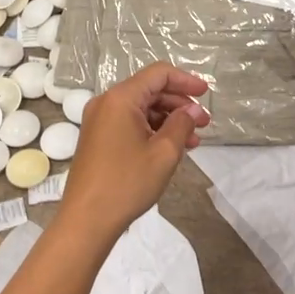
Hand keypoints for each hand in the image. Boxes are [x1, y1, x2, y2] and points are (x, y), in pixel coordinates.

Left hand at [59, 63, 211, 234]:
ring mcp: (99, 121)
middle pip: (149, 90)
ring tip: (192, 140)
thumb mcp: (164, 152)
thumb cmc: (127, 182)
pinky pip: (130, 123)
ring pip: (141, 108)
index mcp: (121, 98)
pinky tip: (170, 147)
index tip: (207, 94)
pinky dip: (152, 129)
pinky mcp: (98, 138)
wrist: (87, 219)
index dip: (186, 80)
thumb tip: (192, 110)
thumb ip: (182, 124)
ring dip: (168, 119)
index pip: (158, 74)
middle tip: (203, 123)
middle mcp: (106, 103)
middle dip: (179, 103)